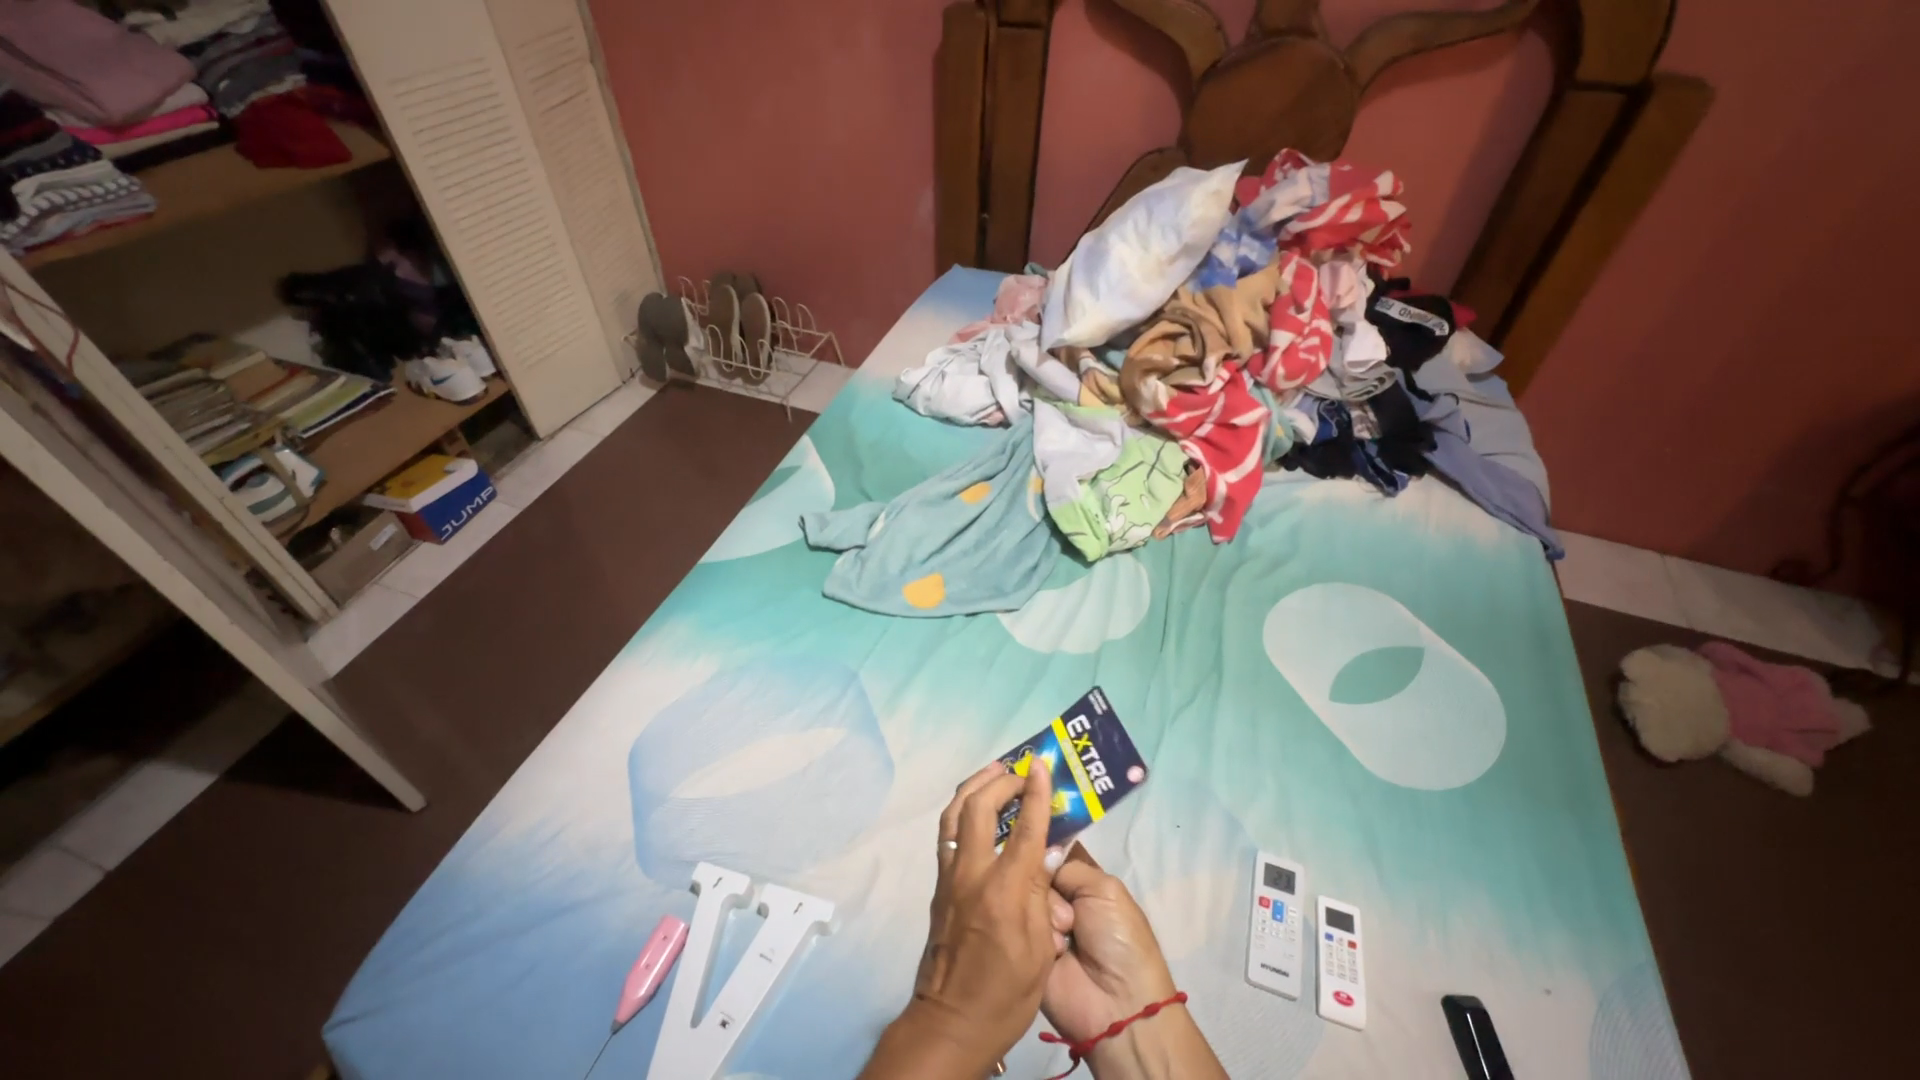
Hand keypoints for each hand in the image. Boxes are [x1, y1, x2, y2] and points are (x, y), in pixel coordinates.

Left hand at [865, 761, 1069, 1077]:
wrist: (950, 1021)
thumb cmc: (1006, 994)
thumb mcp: (1039, 951)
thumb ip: (1041, 896)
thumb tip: (1045, 854)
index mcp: (1004, 891)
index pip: (1026, 828)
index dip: (1036, 792)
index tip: (1043, 766)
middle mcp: (972, 874)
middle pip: (979, 807)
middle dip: (1000, 780)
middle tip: (1019, 769)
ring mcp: (949, 878)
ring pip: (954, 815)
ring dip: (974, 787)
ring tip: (993, 773)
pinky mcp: (939, 887)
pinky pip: (949, 834)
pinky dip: (963, 810)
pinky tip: (976, 810)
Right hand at [1041, 846, 1177, 1041]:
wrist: (1115, 1002)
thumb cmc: (1119, 939)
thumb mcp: (1105, 889)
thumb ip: (1068, 866)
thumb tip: (1040, 857)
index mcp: (1080, 880)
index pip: (1050, 850)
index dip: (1040, 843)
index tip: (1030, 835)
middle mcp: (1057, 897)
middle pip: (1032, 871)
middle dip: (1045, 883)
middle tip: (1070, 914)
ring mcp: (1039, 923)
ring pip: (1023, 895)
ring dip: (1047, 912)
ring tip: (1066, 937)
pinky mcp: (1024, 948)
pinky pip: (1015, 925)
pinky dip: (1033, 932)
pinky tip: (1053, 951)